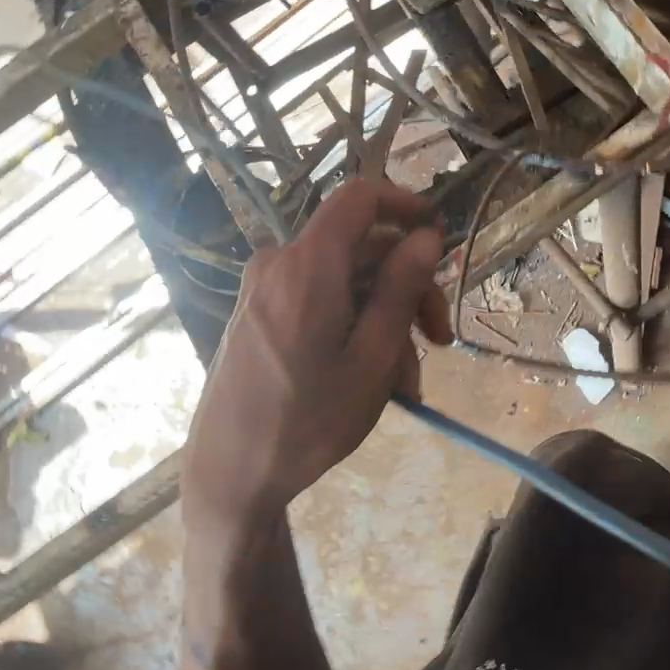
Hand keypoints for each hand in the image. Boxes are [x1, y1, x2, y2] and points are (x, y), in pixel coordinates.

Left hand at [183, 179, 453, 520]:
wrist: (229, 473)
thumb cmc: (308, 420)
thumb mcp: (372, 357)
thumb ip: (401, 288)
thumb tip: (426, 235)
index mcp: (308, 264)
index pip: (360, 197)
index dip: (406, 205)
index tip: (440, 236)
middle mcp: (281, 263)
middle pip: (362, 249)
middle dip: (408, 288)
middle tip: (439, 341)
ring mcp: (265, 289)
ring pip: (346, 281)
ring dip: (386, 319)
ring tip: (408, 380)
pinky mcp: (259, 314)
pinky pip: (320, 301)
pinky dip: (354, 327)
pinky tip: (375, 377)